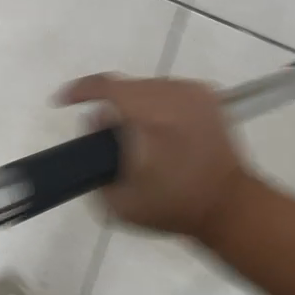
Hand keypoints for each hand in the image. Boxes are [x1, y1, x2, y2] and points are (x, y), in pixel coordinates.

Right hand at [57, 73, 255, 239]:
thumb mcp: (121, 202)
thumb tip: (94, 126)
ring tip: (138, 134)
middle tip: (106, 133)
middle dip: (110, 105)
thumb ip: (94, 166)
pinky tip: (163, 130)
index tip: (63, 101)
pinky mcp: (207, 94)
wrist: (230, 206)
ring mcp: (191, 92)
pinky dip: (160, 104)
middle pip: (126, 87)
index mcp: (148, 117)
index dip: (80, 90)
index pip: (106, 86)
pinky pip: (170, 91)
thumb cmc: (173, 207)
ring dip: (136, 104)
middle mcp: (170, 95)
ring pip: (148, 87)